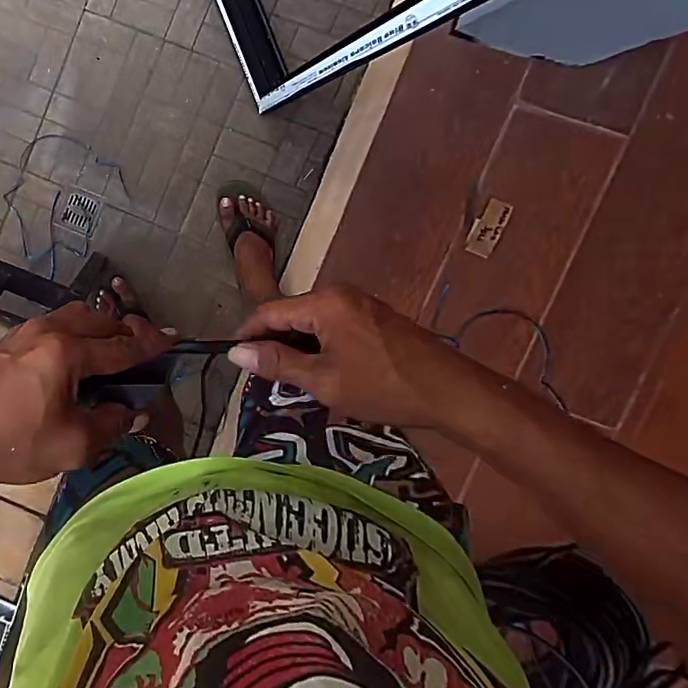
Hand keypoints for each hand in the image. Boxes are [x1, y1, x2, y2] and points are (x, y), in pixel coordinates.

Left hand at [0, 302, 175, 485]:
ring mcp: (25, 332)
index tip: (173, 338)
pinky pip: (53, 325)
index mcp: (66, 352)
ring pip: (74, 316)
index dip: (150, 345)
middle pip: (99, 320)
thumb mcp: (73, 444)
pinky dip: (75, 332)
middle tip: (144, 348)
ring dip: (99, 328)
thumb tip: (135, 413)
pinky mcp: (10, 341)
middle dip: (126, 332)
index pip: (120, 347)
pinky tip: (77, 355)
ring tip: (113, 350)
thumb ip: (111, 424)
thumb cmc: (15, 444)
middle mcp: (48, 331)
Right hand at [228, 286, 440, 427]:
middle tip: (261, 376)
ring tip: (287, 379)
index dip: (247, 335)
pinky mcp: (373, 317)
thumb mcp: (323, 381)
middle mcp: (339, 294)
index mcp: (324, 302)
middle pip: (289, 314)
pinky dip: (318, 346)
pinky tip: (319, 372)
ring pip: (310, 322)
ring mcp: (359, 304)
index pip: (268, 312)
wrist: (454, 394)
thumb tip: (235, 353)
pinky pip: (331, 326)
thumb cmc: (384, 387)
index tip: (233, 359)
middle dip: (272, 343)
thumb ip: (277, 363)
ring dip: (296, 347)